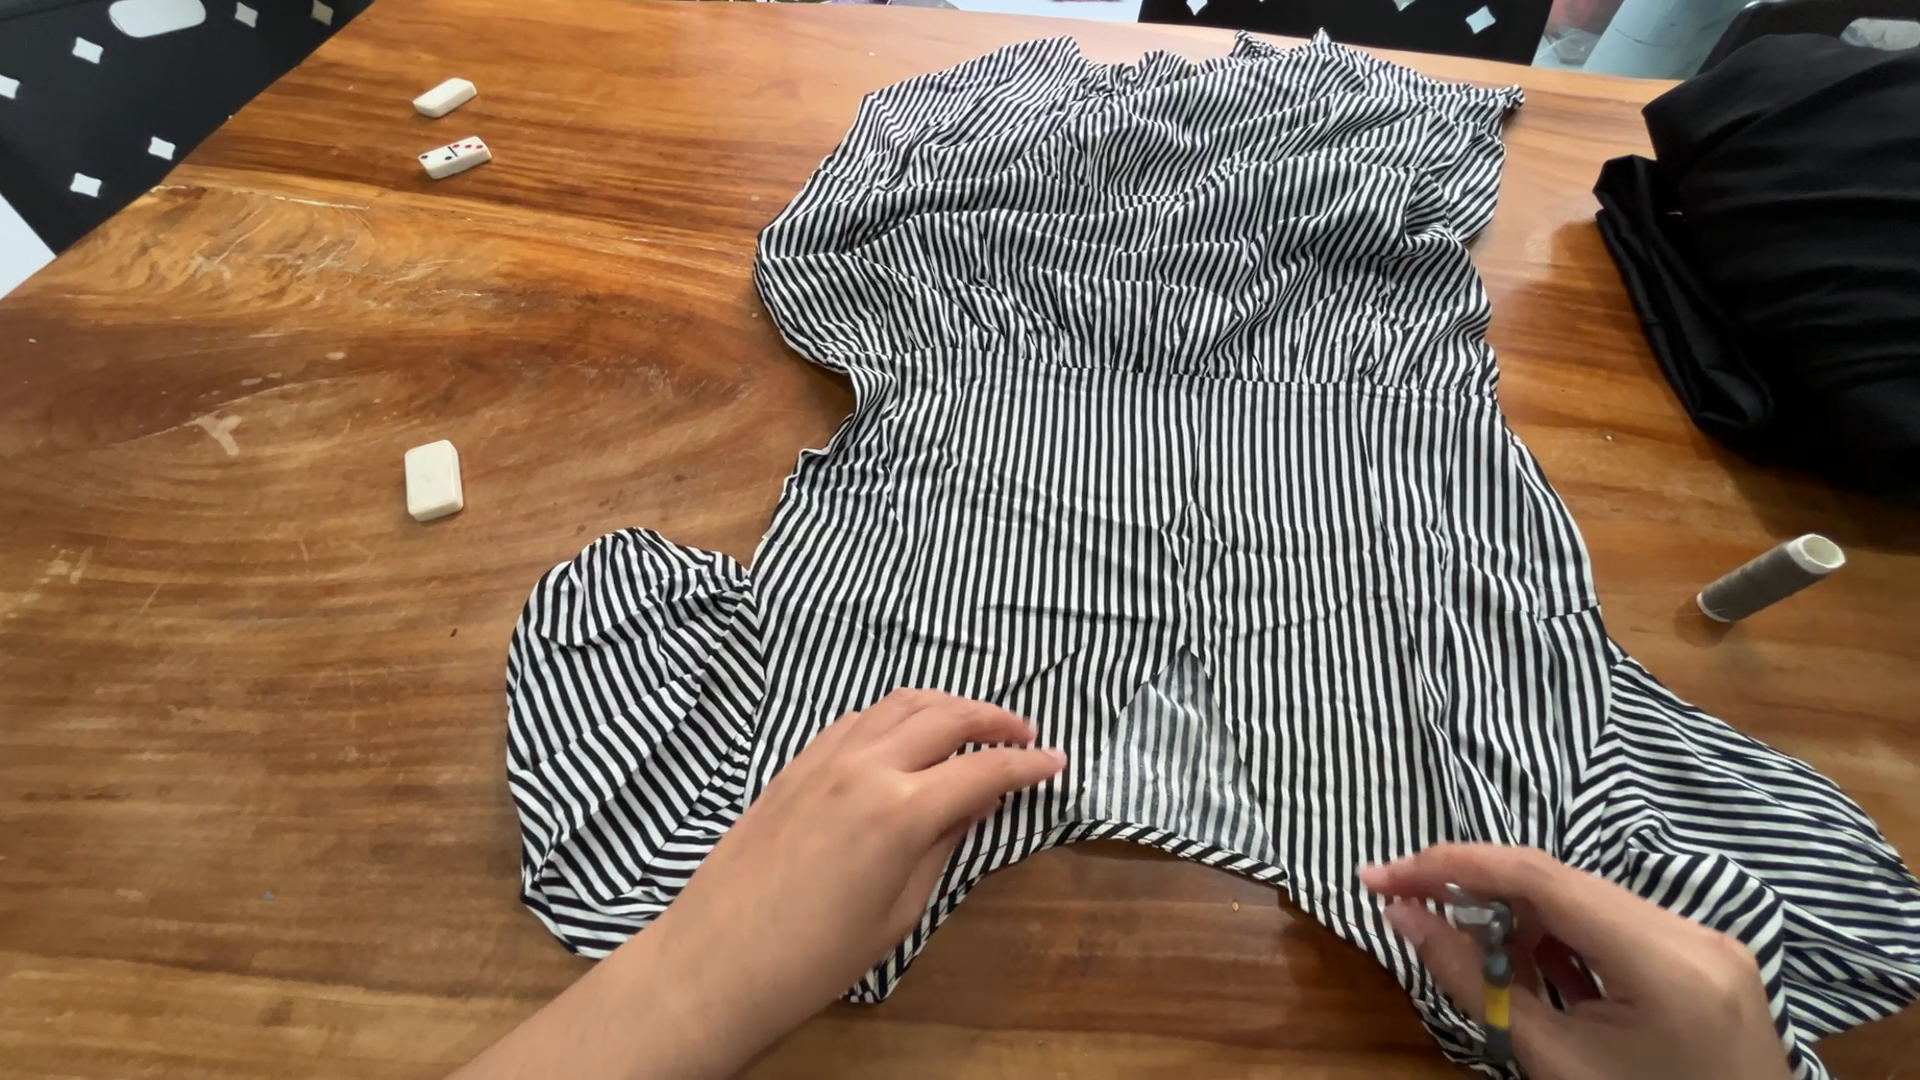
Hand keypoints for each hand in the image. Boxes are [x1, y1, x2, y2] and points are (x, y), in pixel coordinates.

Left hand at [651, 689, 1065, 1069]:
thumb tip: (981, 798)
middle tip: (1024, 734)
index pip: (983, 769)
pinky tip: (908, 733)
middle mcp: (868, 763)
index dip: (1027, 764)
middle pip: (948, 716)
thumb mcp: (901, 909)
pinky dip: (898, 714)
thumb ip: (946, 841)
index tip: (1055, 762)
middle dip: (995, 719)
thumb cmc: (817, 955)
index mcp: (900, 809)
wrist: (717, 960)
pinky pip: (861, 717)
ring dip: (947, 705)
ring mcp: (829, 754)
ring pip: (903, 702)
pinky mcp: (801, 758)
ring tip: (973, 723)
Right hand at [1361, 845, 1791, 1079]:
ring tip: (1463, 944)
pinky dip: (1546, 930)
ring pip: (1569, 893)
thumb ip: (1468, 976)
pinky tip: (1518, 960)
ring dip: (1504, 909)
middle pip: (1549, 878)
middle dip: (1467, 883)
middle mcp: (1691, 932)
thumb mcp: (1549, 1058)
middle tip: (1399, 896)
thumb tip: (1397, 911)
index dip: (1447, 865)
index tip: (1380, 877)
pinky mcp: (1697, 954)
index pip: (1534, 876)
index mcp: (1665, 960)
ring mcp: (1701, 941)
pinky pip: (1598, 917)